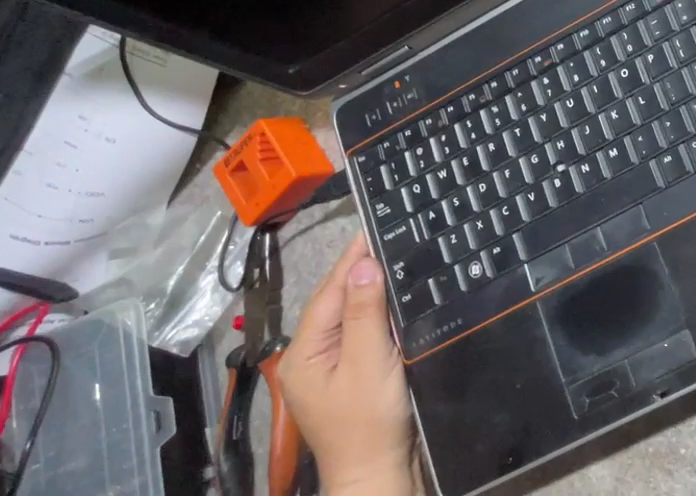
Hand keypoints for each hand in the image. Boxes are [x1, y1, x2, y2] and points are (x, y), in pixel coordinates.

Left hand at [278, 233, 421, 495]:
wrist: (376, 471)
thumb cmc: (369, 419)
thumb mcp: (369, 362)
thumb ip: (365, 312)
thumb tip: (363, 264)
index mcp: (305, 352)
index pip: (330, 292)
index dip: (352, 258)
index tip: (374, 225)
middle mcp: (309, 355)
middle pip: (334, 299)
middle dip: (357, 265)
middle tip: (386, 230)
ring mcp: (326, 365)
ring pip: (346, 311)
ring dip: (366, 283)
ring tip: (391, 251)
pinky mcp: (347, 371)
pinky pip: (357, 326)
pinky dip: (372, 305)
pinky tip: (390, 292)